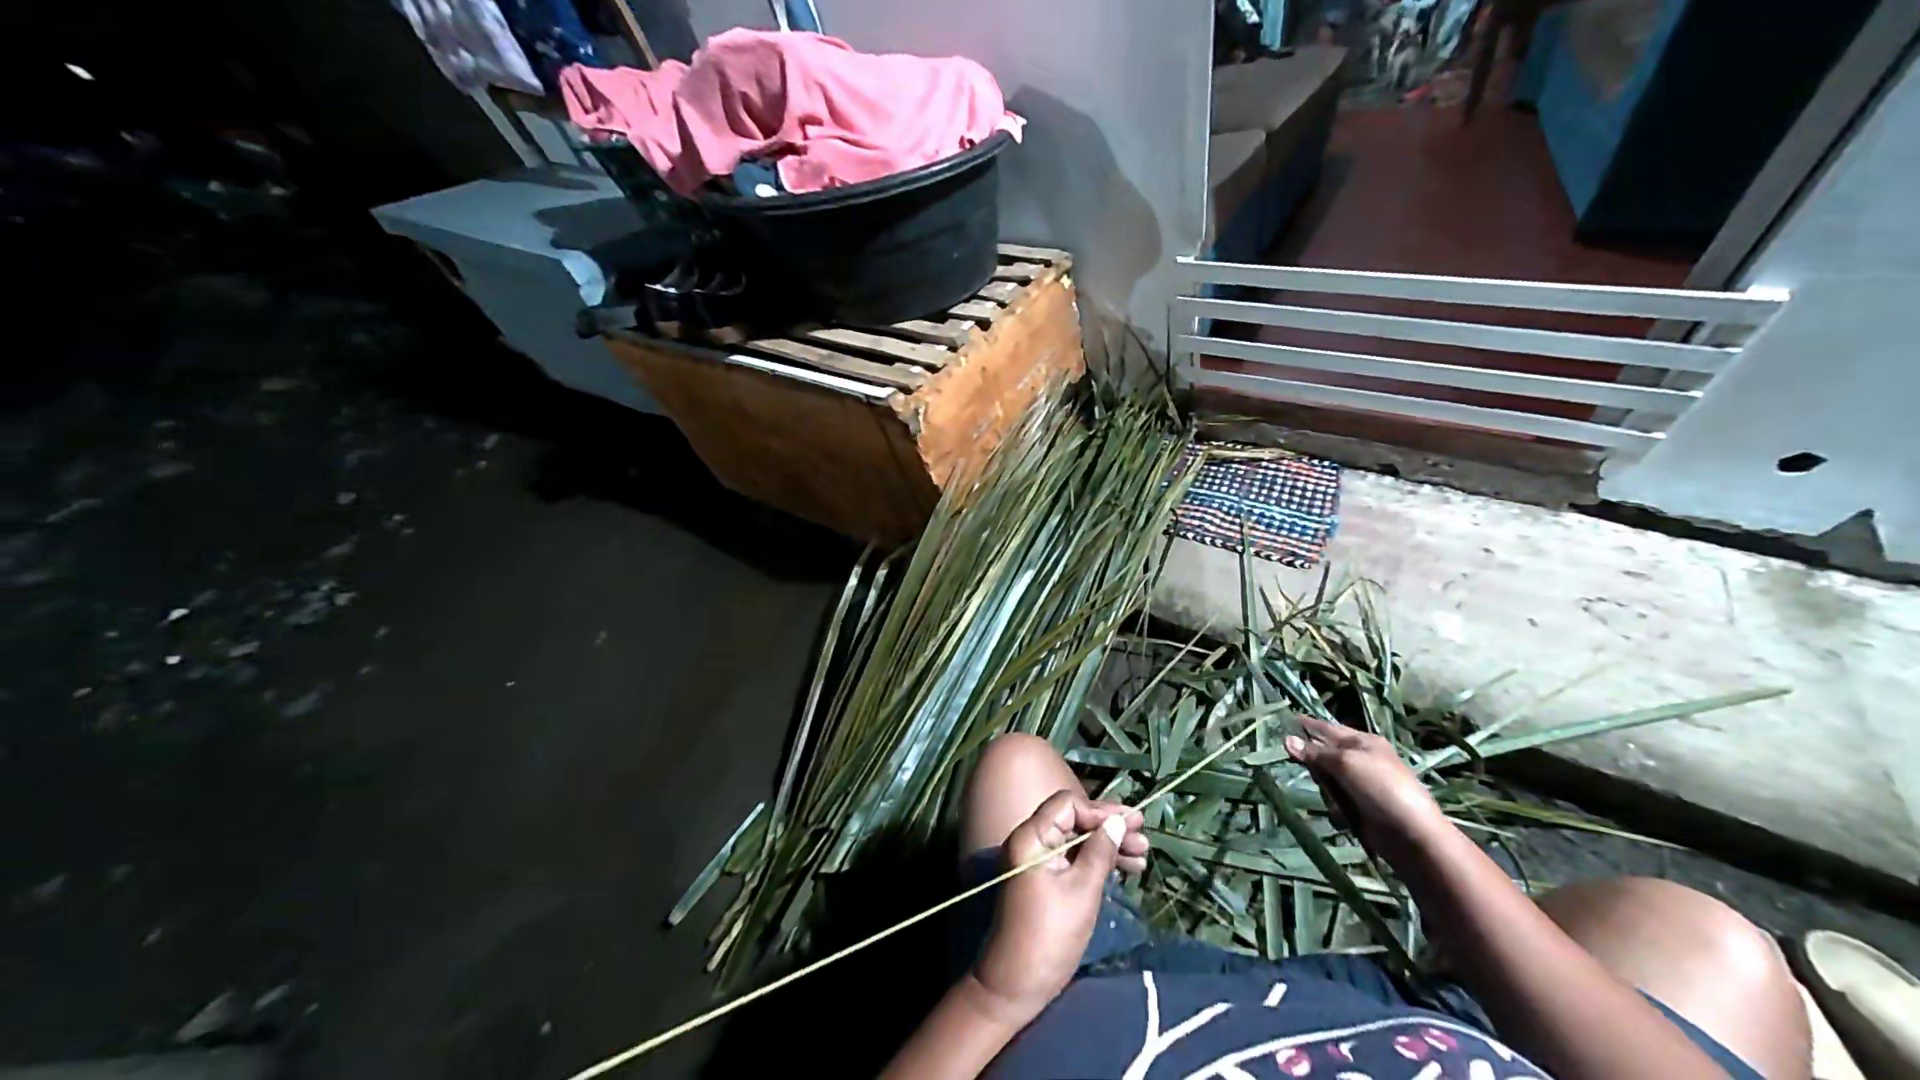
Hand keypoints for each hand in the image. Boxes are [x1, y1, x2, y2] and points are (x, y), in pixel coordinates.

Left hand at [969, 790, 1146, 1026]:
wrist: (1017, 983)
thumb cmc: (1051, 933)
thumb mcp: (1083, 890)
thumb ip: (1100, 851)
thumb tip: (1117, 820)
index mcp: (1031, 836)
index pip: (1068, 805)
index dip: (1101, 811)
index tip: (1132, 823)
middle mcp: (1030, 841)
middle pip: (1074, 820)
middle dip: (1109, 828)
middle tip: (1144, 839)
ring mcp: (1036, 860)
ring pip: (1076, 840)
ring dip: (1108, 845)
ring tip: (1143, 856)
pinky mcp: (1043, 878)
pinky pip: (1073, 858)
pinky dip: (1097, 860)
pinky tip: (1126, 869)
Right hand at [1285, 715, 1447, 864]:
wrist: (1411, 832)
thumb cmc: (1380, 787)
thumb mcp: (1344, 763)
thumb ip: (1315, 752)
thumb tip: (1286, 739)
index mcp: (1364, 741)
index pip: (1329, 728)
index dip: (1309, 725)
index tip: (1287, 720)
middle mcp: (1362, 759)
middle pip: (1326, 752)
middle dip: (1313, 758)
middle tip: (1295, 759)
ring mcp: (1362, 783)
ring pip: (1328, 777)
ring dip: (1325, 786)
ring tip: (1327, 791)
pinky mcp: (1360, 806)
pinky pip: (1336, 798)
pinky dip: (1334, 804)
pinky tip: (1338, 811)